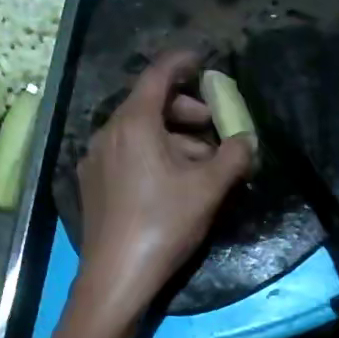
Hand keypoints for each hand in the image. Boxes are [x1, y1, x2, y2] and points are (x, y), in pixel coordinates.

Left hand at [76, 50, 253, 310]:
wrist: (115, 275)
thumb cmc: (163, 224)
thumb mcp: (208, 188)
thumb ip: (234, 155)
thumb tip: (246, 141)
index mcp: (133, 123)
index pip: (158, 74)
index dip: (183, 63)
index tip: (203, 62)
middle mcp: (107, 133)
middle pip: (148, 104)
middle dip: (184, 110)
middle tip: (212, 126)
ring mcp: (94, 159)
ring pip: (137, 133)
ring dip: (171, 138)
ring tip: (200, 163)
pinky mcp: (92, 184)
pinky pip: (125, 155)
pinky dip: (150, 155)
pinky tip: (170, 182)